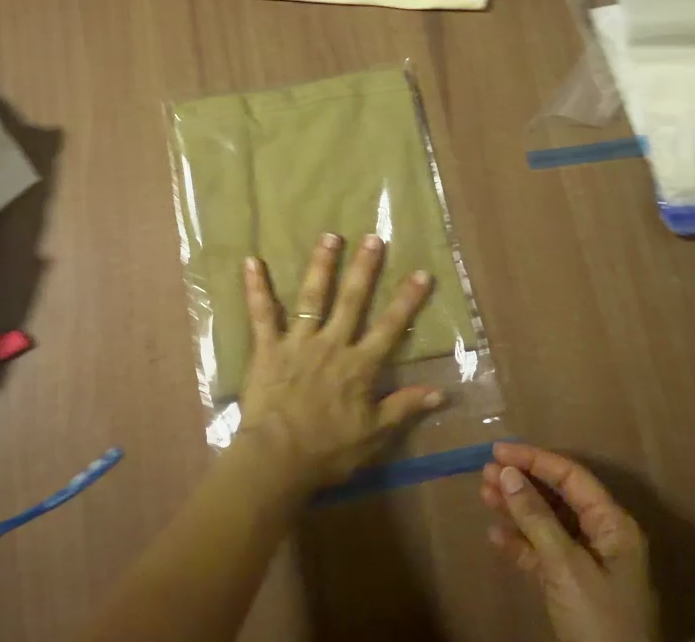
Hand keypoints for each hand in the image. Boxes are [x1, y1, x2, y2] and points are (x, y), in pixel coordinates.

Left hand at [236, 232, 444, 488]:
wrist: (278, 458)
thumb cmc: (328, 450)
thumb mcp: (374, 434)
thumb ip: (404, 407)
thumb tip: (441, 391)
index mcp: (359, 366)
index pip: (390, 327)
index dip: (407, 300)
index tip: (421, 273)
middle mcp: (332, 345)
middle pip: (352, 300)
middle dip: (364, 268)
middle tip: (373, 238)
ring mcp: (298, 343)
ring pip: (312, 297)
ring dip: (321, 265)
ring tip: (329, 236)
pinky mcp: (268, 348)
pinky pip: (262, 314)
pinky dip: (256, 288)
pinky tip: (252, 262)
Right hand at [481, 443, 656, 641]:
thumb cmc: (598, 619)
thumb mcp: (566, 566)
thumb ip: (537, 517)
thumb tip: (508, 472)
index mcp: (613, 524)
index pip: (572, 477)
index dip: (535, 459)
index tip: (498, 451)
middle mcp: (601, 536)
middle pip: (558, 497)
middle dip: (521, 483)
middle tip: (485, 472)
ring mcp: (586, 562)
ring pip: (547, 523)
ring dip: (516, 509)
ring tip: (483, 495)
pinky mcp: (570, 586)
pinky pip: (542, 553)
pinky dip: (520, 543)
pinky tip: (495, 536)